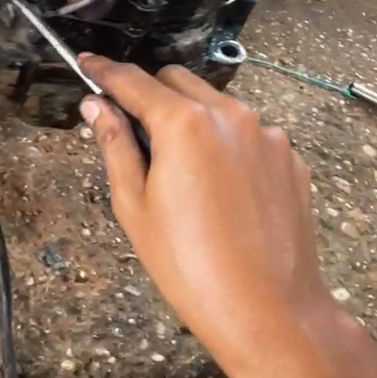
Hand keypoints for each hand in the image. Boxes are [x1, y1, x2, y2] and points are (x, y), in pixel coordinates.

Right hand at [79, 56, 356, 377]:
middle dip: (148, 93)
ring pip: (214, 103)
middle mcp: (229, 116)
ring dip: (187, 116)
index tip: (87, 64)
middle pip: (176, 81)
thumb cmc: (188, 264)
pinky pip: (246, 132)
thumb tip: (96, 107)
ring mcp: (267, 135)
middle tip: (129, 127)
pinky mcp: (289, 159)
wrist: (270, 312)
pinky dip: (222, 141)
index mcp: (184, 124)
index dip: (104, 71)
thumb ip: (115, 144)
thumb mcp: (133, 205)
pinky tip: (216, 186)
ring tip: (175, 165)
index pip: (133, 80)